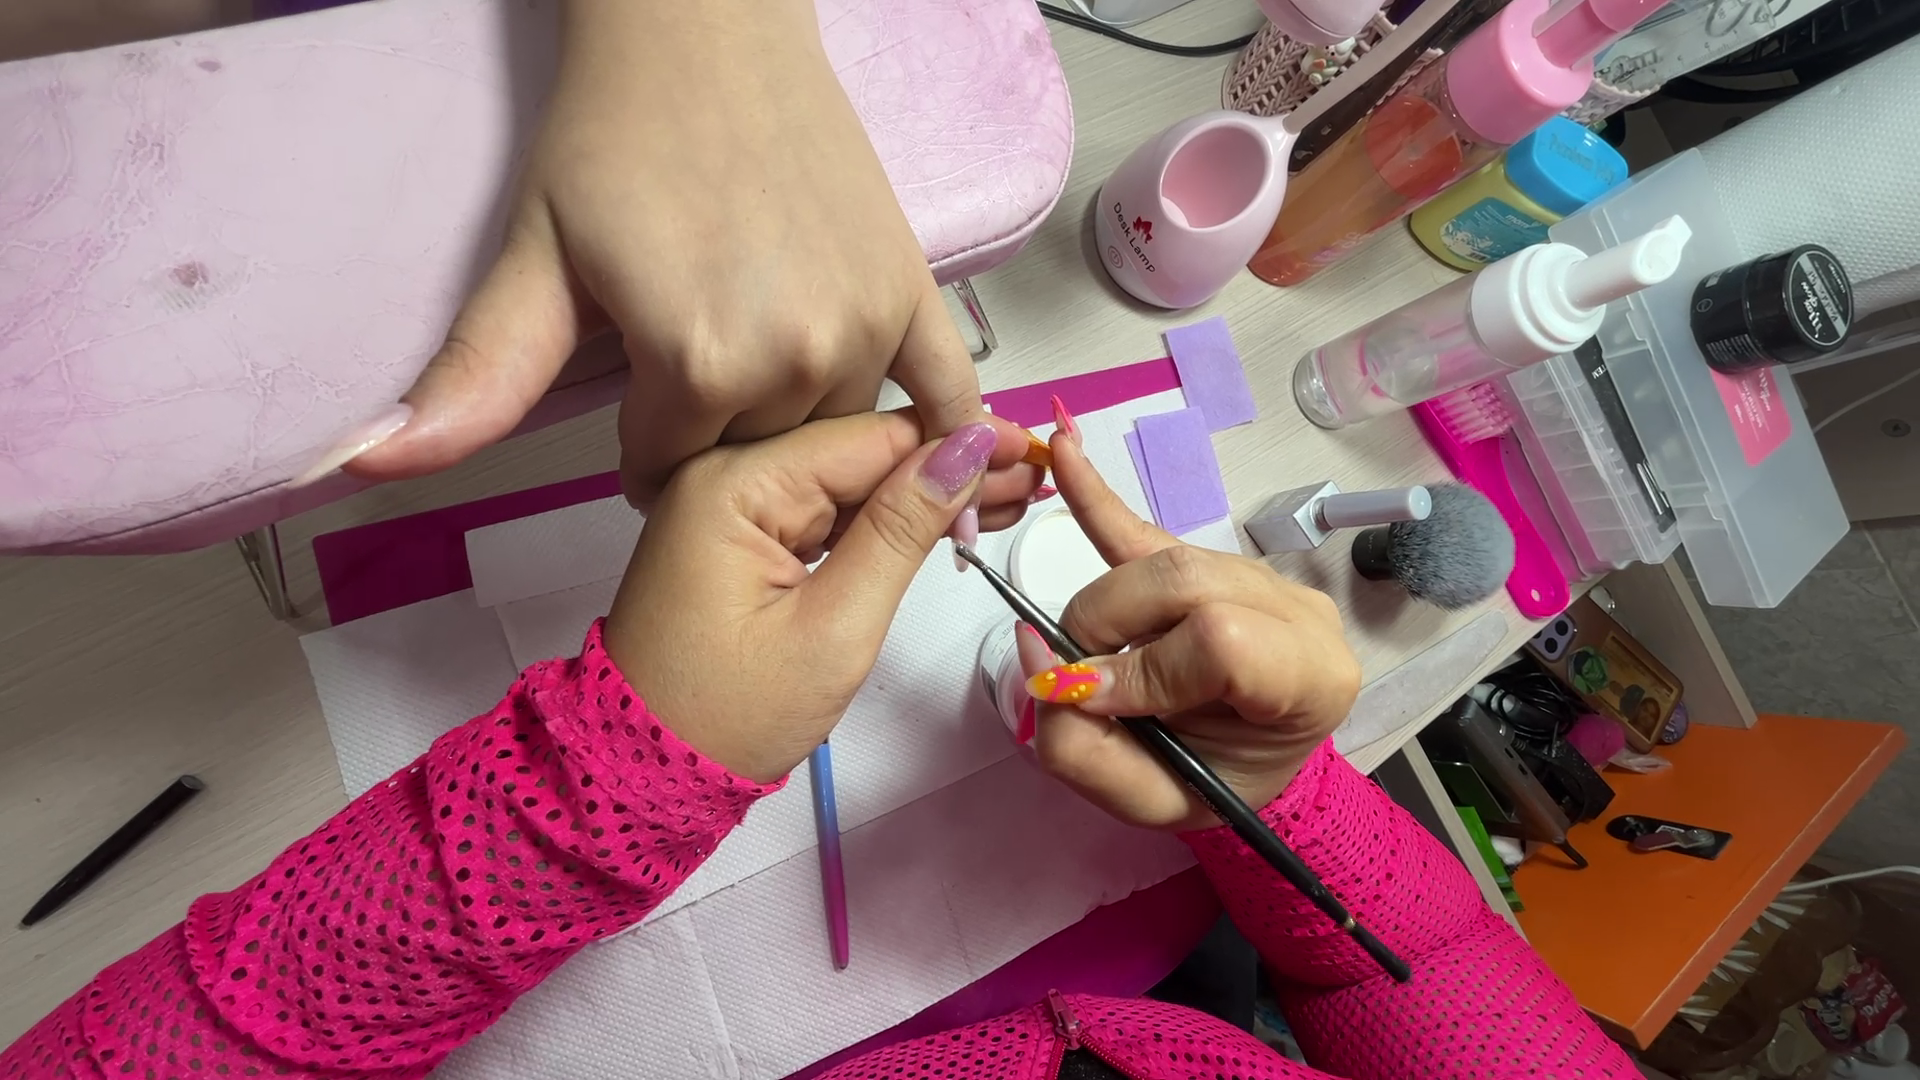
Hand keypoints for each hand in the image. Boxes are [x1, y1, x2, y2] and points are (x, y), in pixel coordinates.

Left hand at [344, 0, 1015, 512]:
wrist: (708, 26)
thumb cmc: (616, 140)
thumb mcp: (535, 258)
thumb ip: (480, 375)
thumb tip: (377, 461)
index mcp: (699, 359)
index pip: (674, 471)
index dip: (648, 458)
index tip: (645, 437)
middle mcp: (797, 357)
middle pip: (757, 456)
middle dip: (721, 440)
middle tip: (704, 399)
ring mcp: (867, 326)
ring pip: (833, 432)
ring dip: (801, 425)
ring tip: (772, 388)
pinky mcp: (912, 294)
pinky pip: (949, 392)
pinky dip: (947, 435)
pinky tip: (941, 464)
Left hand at [602, 414, 1033, 782]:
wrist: (646, 771)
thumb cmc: (734, 714)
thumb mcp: (834, 627)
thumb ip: (901, 532)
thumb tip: (968, 449)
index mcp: (738, 483)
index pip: (870, 439)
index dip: (956, 441)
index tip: (1028, 449)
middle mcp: (732, 473)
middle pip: (866, 454)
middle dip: (952, 467)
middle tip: (1031, 476)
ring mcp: (738, 503)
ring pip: (857, 482)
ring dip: (931, 494)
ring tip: (1010, 498)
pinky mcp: (749, 533)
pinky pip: (832, 512)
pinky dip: (892, 521)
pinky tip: (950, 520)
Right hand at [1019, 430, 1362, 831]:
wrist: (1244, 760)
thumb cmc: (1209, 783)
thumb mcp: (1150, 804)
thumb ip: (1082, 750)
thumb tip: (1037, 651)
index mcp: (1309, 678)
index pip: (1218, 640)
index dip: (1141, 666)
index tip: (1089, 695)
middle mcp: (1294, 609)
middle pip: (1177, 580)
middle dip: (1102, 627)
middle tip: (1073, 672)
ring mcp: (1253, 573)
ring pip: (1156, 559)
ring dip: (1100, 603)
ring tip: (1081, 646)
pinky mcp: (1208, 557)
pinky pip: (1144, 525)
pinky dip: (1095, 495)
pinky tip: (1060, 446)